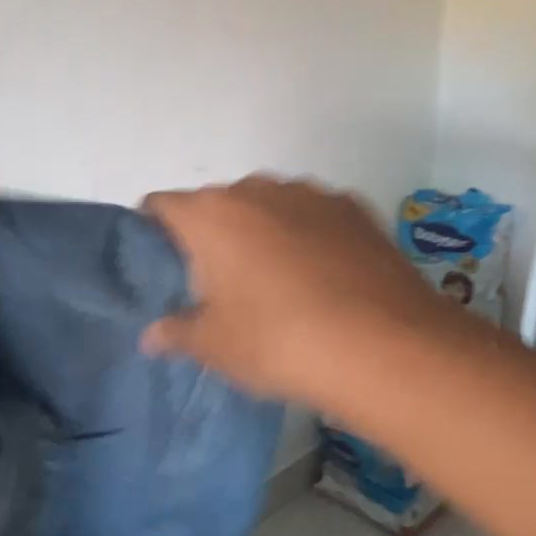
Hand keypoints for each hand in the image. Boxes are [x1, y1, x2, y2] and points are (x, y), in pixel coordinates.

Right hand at [140, 177, 493, 402]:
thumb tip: (150, 335)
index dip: (152, 231)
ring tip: (277, 283)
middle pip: (217, 204)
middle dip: (212, 235)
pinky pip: (314, 216)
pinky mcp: (357, 208)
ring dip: (263, 232)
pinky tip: (323, 279)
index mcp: (210, 215)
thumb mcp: (215, 347)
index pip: (160, 205)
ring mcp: (311, 194)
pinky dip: (308, 237)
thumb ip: (176, 332)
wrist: (385, 346)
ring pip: (269, 206)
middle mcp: (256, 189)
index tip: (161, 264)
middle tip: (219, 285)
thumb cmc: (277, 341)